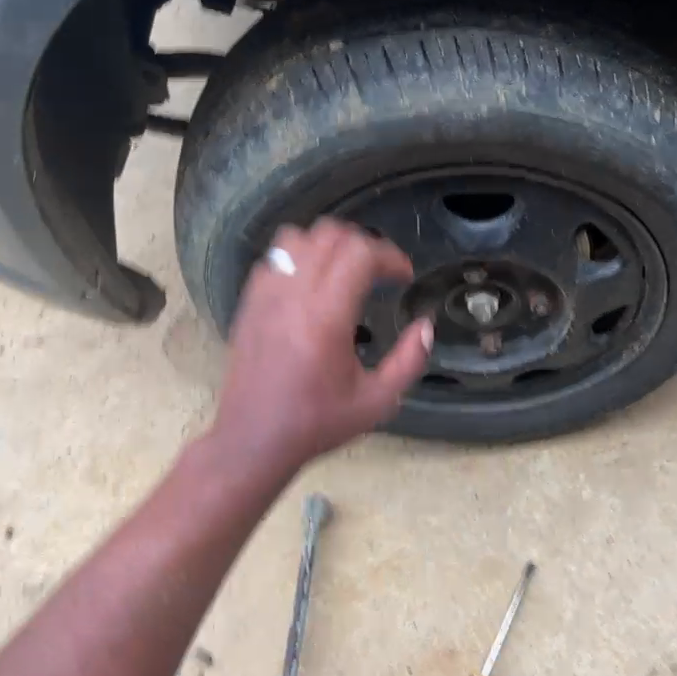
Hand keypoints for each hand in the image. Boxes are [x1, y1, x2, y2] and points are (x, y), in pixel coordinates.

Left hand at [206, 219, 432, 486]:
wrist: (255, 439)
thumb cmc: (318, 423)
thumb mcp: (377, 401)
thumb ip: (409, 361)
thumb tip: (426, 327)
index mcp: (327, 318)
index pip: (360, 255)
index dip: (391, 257)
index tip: (404, 277)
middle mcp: (293, 296)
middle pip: (331, 236)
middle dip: (365, 245)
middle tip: (382, 272)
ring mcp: (266, 295)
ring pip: (300, 237)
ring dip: (331, 245)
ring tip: (348, 271)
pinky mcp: (250, 302)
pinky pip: (276, 256)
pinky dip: (302, 257)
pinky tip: (315, 285)